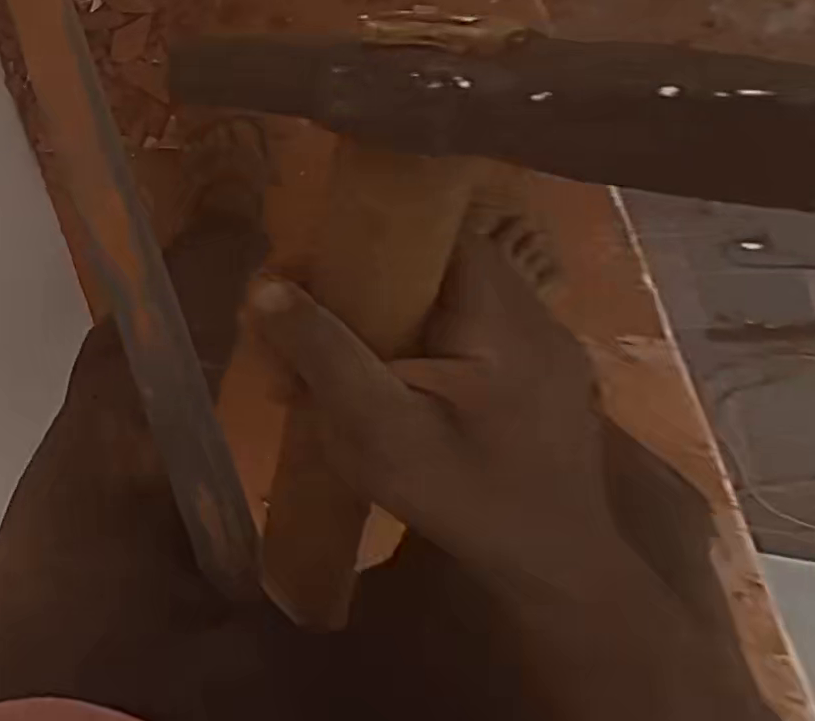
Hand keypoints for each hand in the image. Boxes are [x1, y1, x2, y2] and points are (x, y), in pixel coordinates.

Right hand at [246, 232, 616, 583]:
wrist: (552, 578)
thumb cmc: (463, 499)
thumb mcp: (376, 428)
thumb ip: (322, 351)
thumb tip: (263, 285)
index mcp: (505, 325)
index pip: (441, 235)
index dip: (370, 237)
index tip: (309, 270)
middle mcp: (528, 323)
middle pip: (426, 264)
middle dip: (348, 284)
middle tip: (290, 321)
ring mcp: (529, 349)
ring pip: (429, 297)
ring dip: (362, 316)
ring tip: (309, 361)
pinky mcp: (518, 375)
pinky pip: (442, 329)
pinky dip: (390, 340)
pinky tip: (357, 380)